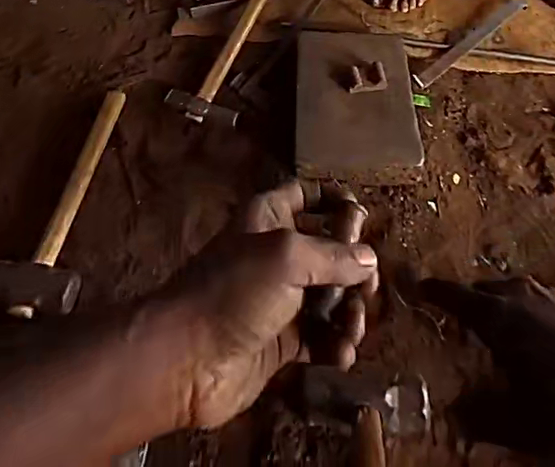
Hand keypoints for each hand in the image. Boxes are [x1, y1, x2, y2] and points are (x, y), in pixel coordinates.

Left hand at [157, 181, 378, 429]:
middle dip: (354, 268)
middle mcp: (278, 253)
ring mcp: (280, 298)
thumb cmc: (235, 290)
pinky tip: (340, 354)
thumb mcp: (288, 257)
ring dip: (349, 312)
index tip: (362, 218)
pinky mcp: (282, 340)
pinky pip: (321, 336)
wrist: (185, 359)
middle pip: (330, 250)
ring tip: (351, 330)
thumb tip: (369, 259)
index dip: (335, 201)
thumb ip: (334, 254)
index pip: (308, 195)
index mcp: (271, 217)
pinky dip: (335, 344)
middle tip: (366, 288)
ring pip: (331, 296)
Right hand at [421, 276, 554, 461]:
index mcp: (503, 317)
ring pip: (521, 294)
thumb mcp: (523, 425)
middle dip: (472, 302)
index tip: (420, 289)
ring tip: (502, 330)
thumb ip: (485, 416)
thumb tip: (455, 412)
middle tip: (460, 319)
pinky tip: (546, 341)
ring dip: (506, 307)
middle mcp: (529, 298)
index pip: (458, 298)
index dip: (436, 293)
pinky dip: (536, 313)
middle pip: (489, 291)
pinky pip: (548, 302)